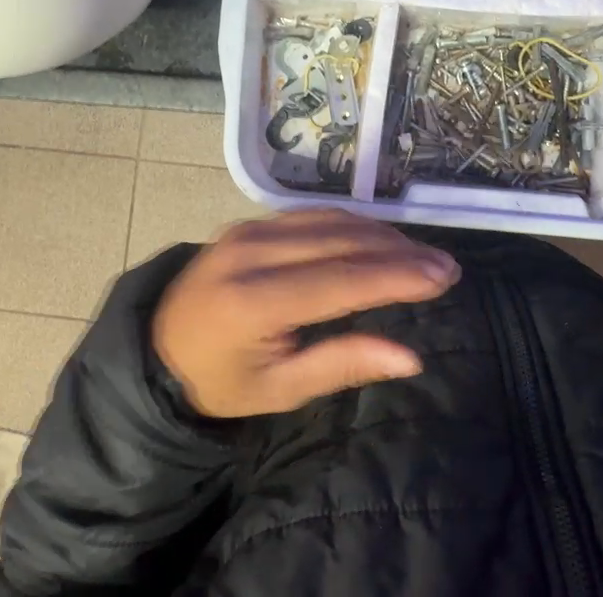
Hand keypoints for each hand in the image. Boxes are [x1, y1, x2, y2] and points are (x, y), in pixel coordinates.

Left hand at [153, 210, 458, 418]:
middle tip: (446, 265)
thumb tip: (411, 357)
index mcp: (255, 302)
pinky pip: (308, 214)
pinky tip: (377, 237)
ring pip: (328, 220)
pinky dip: (349, 224)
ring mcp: (246, 230)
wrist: (156, 350)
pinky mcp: (246, 222)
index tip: (444, 277)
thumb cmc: (221, 381)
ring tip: (421, 253)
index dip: (398, 276)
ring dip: (380, 233)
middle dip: (400, 251)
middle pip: (341, 241)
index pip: (342, 280)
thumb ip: (343, 364)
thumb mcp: (280, 389)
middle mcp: (251, 253)